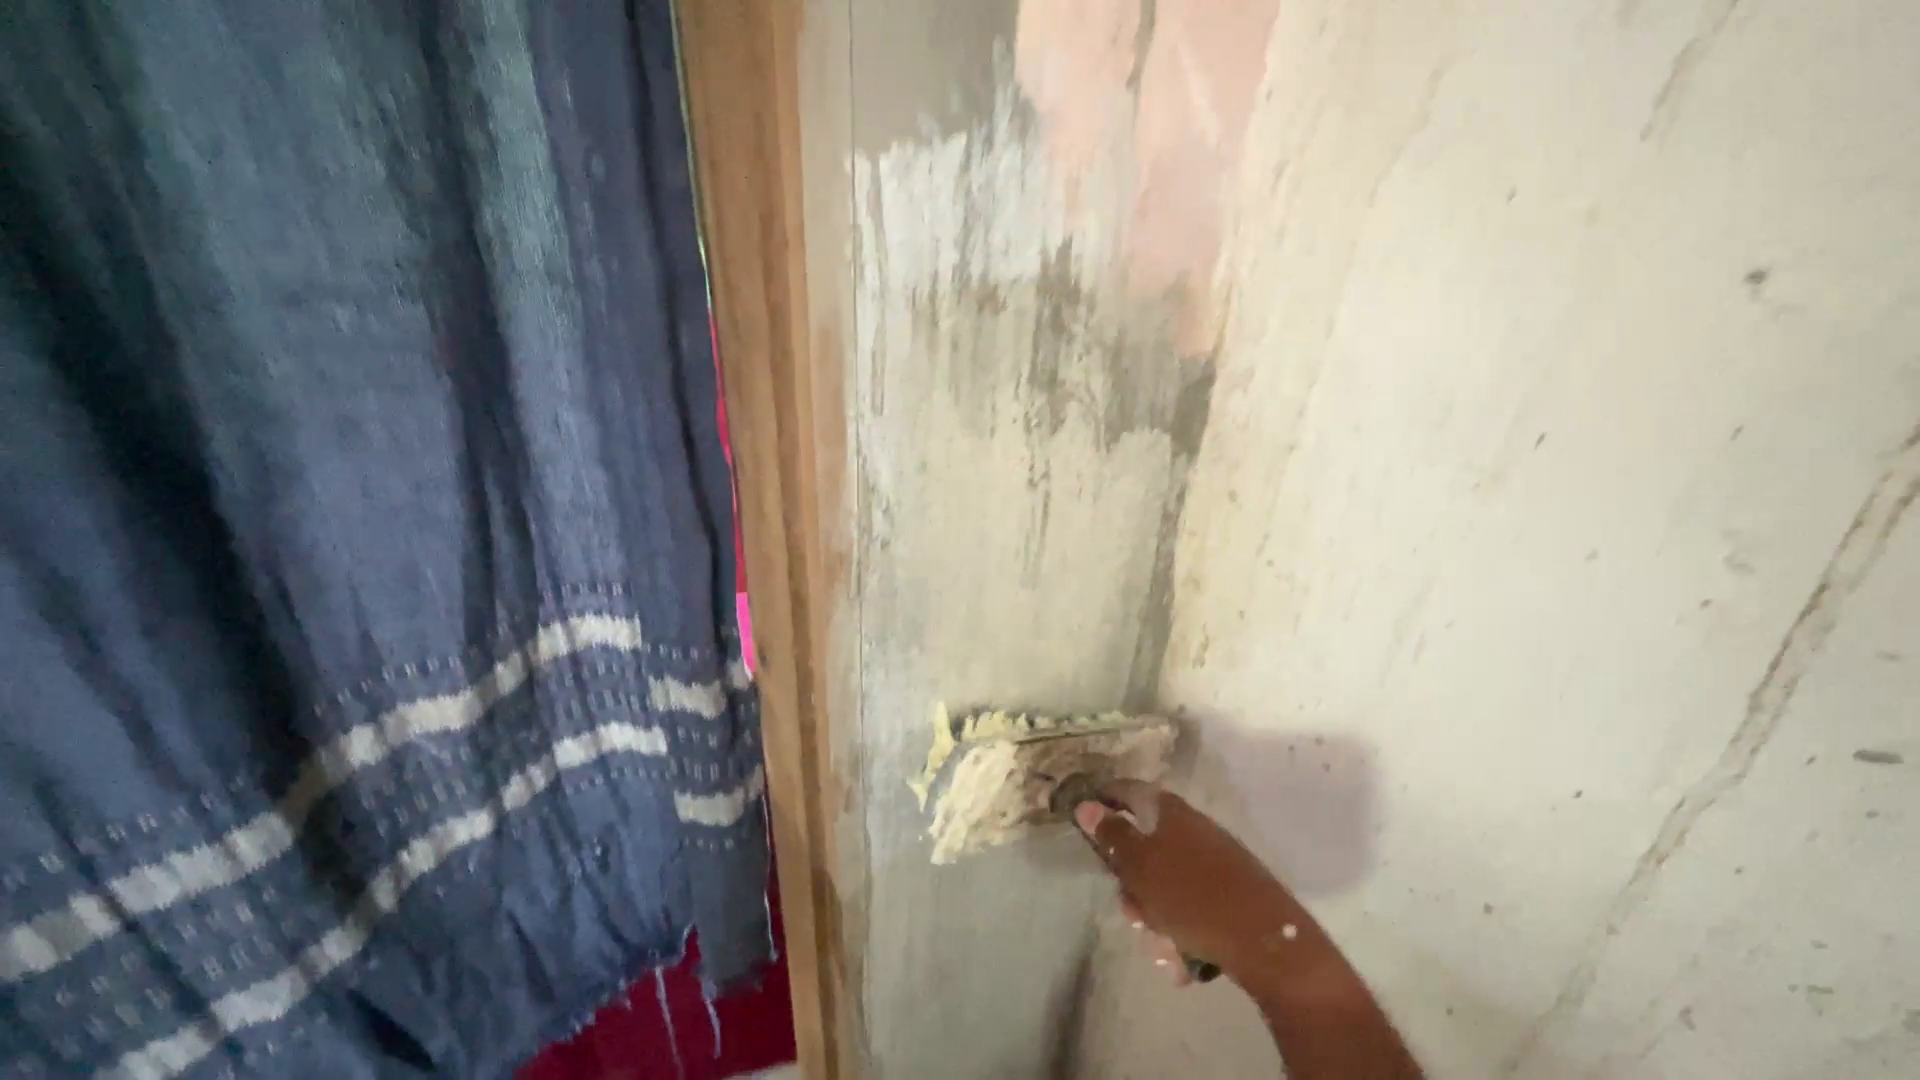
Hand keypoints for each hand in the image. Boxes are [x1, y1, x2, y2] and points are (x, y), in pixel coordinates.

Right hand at [1074, 780, 1299, 985]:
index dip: (1106, 800)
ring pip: (1166, 886)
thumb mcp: (1140, 866)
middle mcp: (1194, 830)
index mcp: (1171, 813)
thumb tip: (1086, 803)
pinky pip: (1191, 909)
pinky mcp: (1231, 894)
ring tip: (1163, 949)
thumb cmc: (1192, 897)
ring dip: (1156, 917)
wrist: (1266, 943)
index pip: (1130, 792)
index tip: (1085, 818)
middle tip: (1131, 912)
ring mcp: (1215, 862)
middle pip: (1145, 848)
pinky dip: (1182, 932)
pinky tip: (1184, 961)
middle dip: (1132, 885)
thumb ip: (1112, 836)